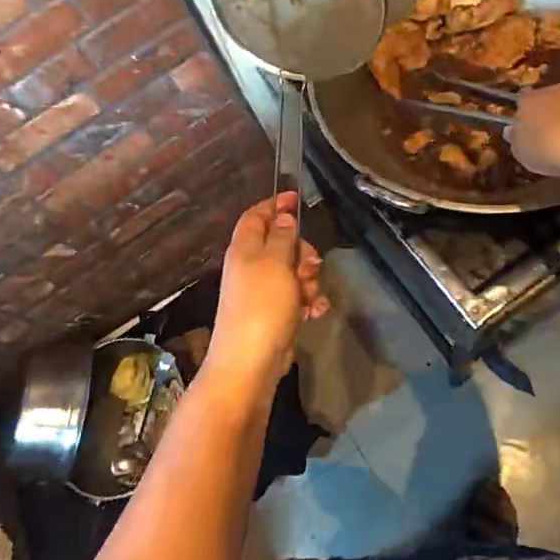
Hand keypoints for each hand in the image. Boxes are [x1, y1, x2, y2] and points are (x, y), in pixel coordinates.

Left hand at [207, 192, 328, 386]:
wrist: (252, 360)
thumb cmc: (262, 305)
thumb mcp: (275, 263)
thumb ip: (282, 237)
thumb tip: (284, 217)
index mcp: (245, 250)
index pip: (256, 217)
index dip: (274, 206)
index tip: (296, 199)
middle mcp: (252, 267)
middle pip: (282, 244)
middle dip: (302, 252)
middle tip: (309, 266)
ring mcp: (264, 291)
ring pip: (295, 271)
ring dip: (309, 280)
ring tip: (309, 296)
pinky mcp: (277, 313)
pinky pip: (299, 297)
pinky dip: (309, 301)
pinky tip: (314, 311)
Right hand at [505, 81, 559, 176]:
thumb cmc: (551, 151)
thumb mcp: (523, 152)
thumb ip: (518, 138)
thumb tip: (513, 129)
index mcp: (530, 101)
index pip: (524, 101)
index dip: (528, 113)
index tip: (533, 128)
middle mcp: (557, 87)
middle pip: (555, 97)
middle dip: (558, 111)